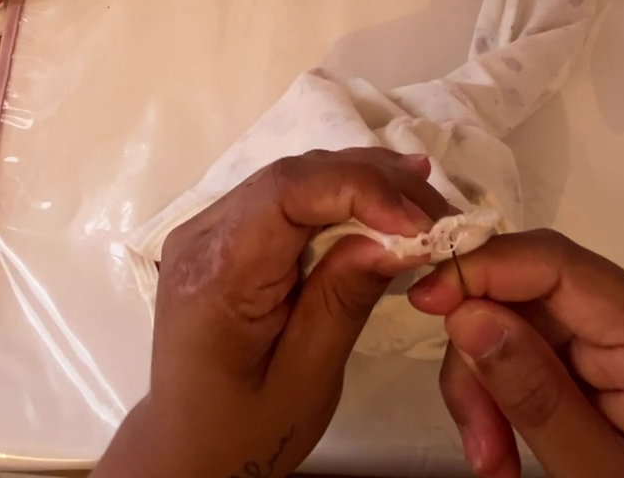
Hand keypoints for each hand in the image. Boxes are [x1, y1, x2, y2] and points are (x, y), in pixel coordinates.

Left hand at [94, 147, 453, 477]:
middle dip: (372, 181)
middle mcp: (202, 231)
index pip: (286, 193)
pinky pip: (285, 195)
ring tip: (422, 195)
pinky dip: (337, 192)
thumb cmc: (244, 430)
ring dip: (360, 180)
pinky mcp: (224, 230)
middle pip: (292, 176)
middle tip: (439, 207)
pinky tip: (380, 196)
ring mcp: (208, 225)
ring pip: (292, 177)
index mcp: (215, 270)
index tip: (422, 219)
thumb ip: (344, 298)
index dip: (359, 188)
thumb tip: (399, 236)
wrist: (184, 445)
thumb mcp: (305, 379)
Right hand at [408, 230, 623, 477]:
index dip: (480, 266)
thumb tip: (465, 314)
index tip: (420, 302)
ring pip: (518, 321)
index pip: (555, 262)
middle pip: (526, 293)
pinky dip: (507, 392)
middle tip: (473, 440)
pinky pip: (535, 348)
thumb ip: (538, 398)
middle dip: (481, 353)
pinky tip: (506, 449)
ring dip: (488, 385)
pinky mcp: (610, 354)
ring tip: (492, 462)